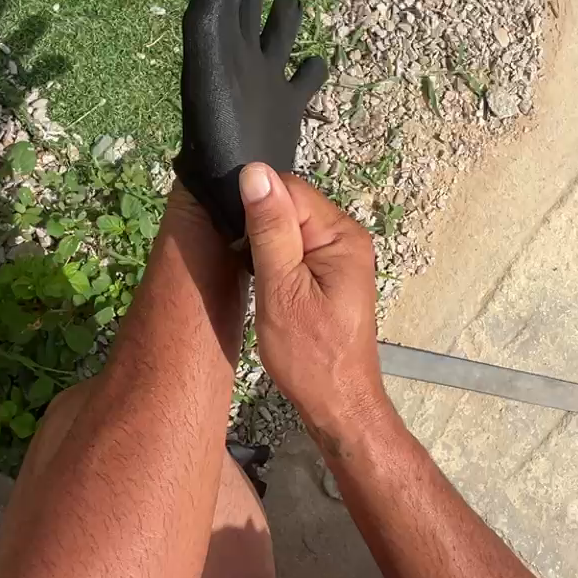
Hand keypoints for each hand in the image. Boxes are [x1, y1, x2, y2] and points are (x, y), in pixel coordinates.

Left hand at [173, 0, 327, 242]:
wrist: (236, 186)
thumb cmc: (217, 129)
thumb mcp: (207, 58)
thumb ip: (211, 10)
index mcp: (222, 43)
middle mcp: (244, 58)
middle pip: (246, 5)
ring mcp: (267, 86)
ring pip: (276, 40)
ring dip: (282, 16)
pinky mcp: (286, 112)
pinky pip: (302, 84)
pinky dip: (311, 70)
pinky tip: (318, 61)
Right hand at [237, 163, 384, 431]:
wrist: (336, 404)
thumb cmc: (310, 355)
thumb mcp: (281, 290)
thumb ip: (269, 230)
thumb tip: (254, 172)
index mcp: (341, 234)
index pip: (289, 189)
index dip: (254, 204)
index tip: (230, 233)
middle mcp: (346, 236)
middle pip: (290, 204)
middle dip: (258, 223)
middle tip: (237, 258)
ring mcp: (340, 255)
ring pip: (290, 226)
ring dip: (264, 242)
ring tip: (250, 273)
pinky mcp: (330, 273)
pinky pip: (296, 246)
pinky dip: (274, 258)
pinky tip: (262, 279)